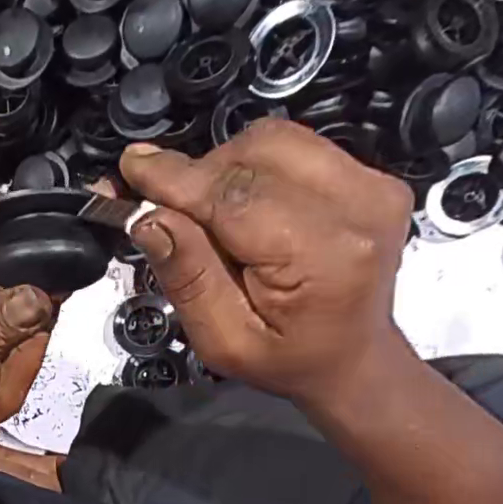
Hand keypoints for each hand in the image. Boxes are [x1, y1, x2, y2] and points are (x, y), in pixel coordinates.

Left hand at [0, 186, 55, 433]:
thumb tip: (34, 297)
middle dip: (17, 220)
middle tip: (43, 224)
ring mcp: (5, 286)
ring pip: (28, 249)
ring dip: (48, 246)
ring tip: (65, 246)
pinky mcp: (34, 306)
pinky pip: (54, 281)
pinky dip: (67, 277)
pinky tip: (74, 274)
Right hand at [118, 119, 414, 402]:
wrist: (352, 359)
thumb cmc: (288, 361)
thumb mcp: (224, 342)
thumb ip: (189, 279)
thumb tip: (148, 220)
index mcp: (325, 257)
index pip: (234, 196)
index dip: (176, 180)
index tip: (131, 168)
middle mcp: (358, 206)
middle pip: (252, 156)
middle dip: (197, 178)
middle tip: (166, 212)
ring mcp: (371, 185)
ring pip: (271, 142)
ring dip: (224, 169)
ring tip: (208, 216)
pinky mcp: (370, 176)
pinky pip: (294, 148)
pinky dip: (253, 170)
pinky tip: (244, 209)